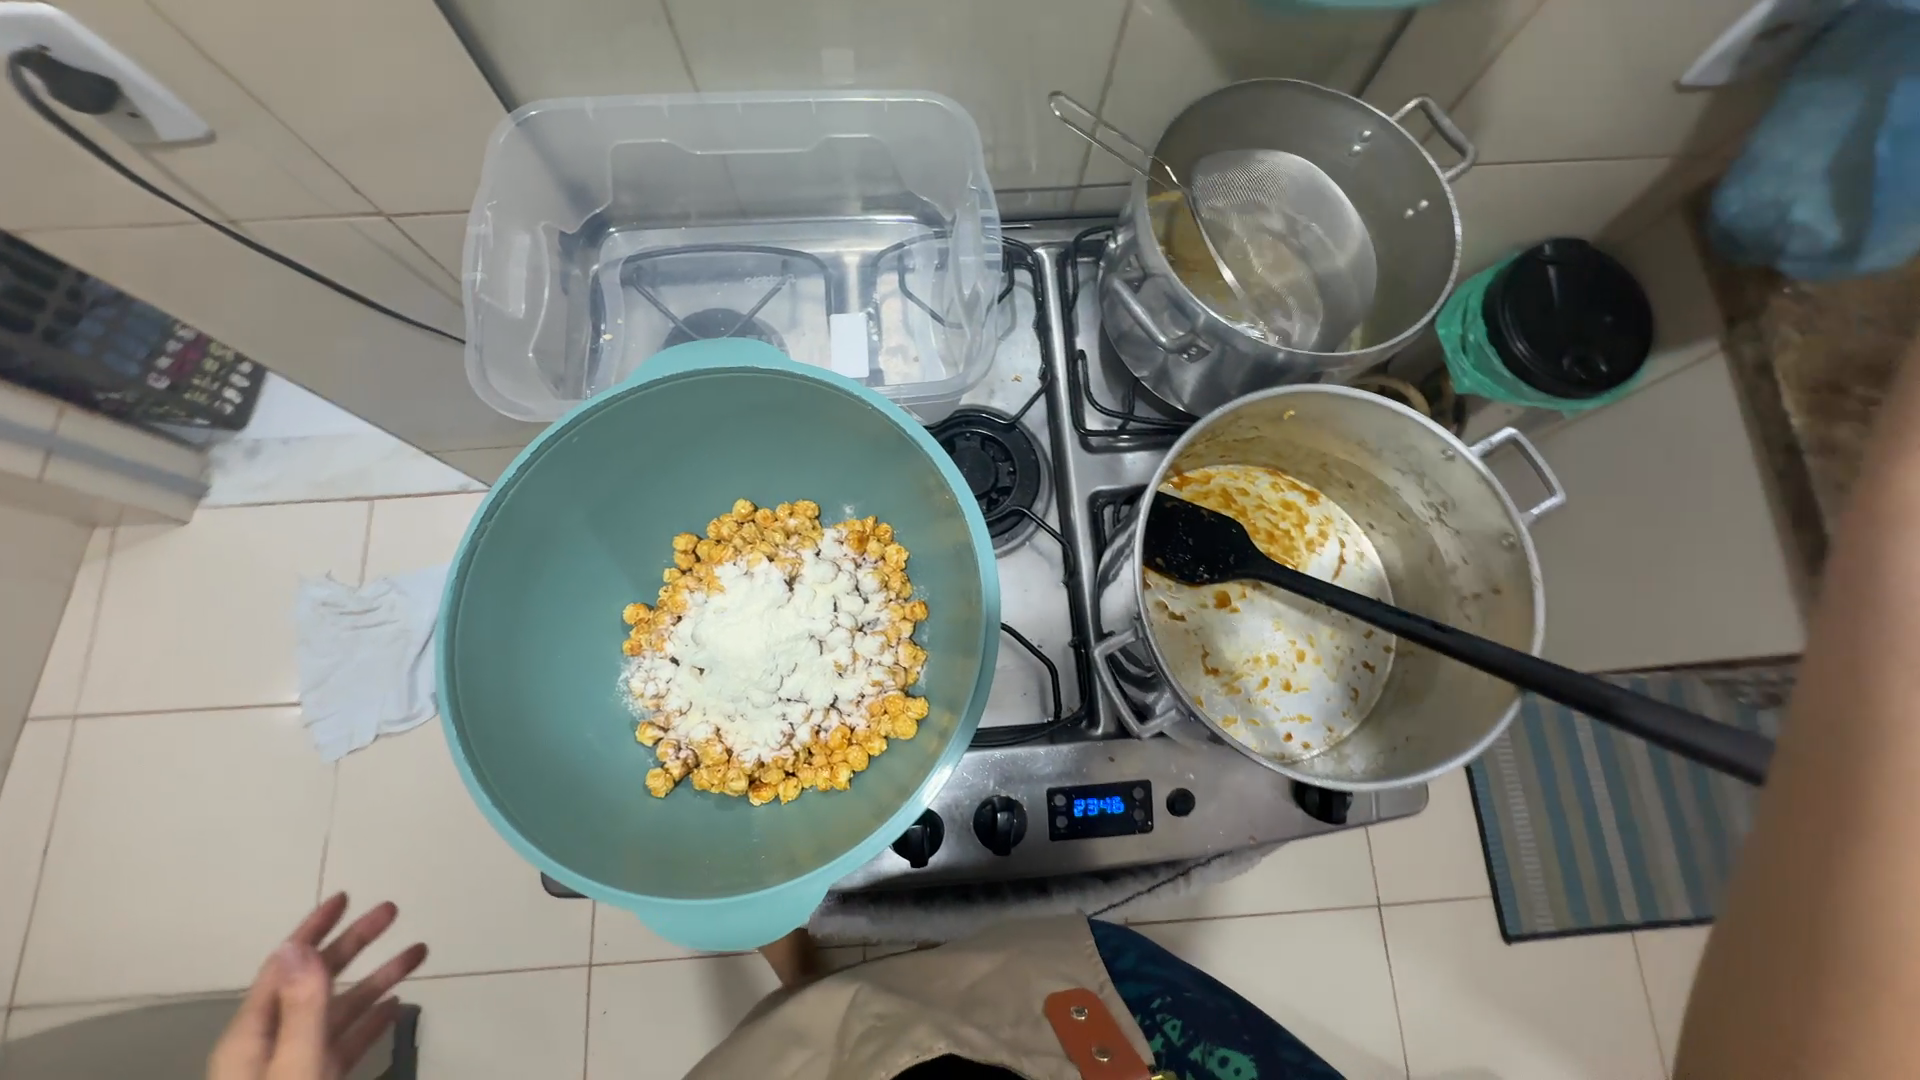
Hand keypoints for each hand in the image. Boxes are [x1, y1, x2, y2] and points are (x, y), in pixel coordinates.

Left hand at [207, 893, 427, 1079]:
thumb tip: (296, 945)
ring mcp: (292, 1071)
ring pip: (338, 1011)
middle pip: (315, 983)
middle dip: (355, 944)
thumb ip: (300, 1009)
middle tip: (395, 910)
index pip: (283, 968)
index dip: (313, 930)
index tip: (346, 896)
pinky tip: (397, 1009)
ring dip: (377, 978)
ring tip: (420, 952)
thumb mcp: (295, 1069)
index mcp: (253, 1040)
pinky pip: (344, 1044)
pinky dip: (372, 1020)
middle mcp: (269, 1049)